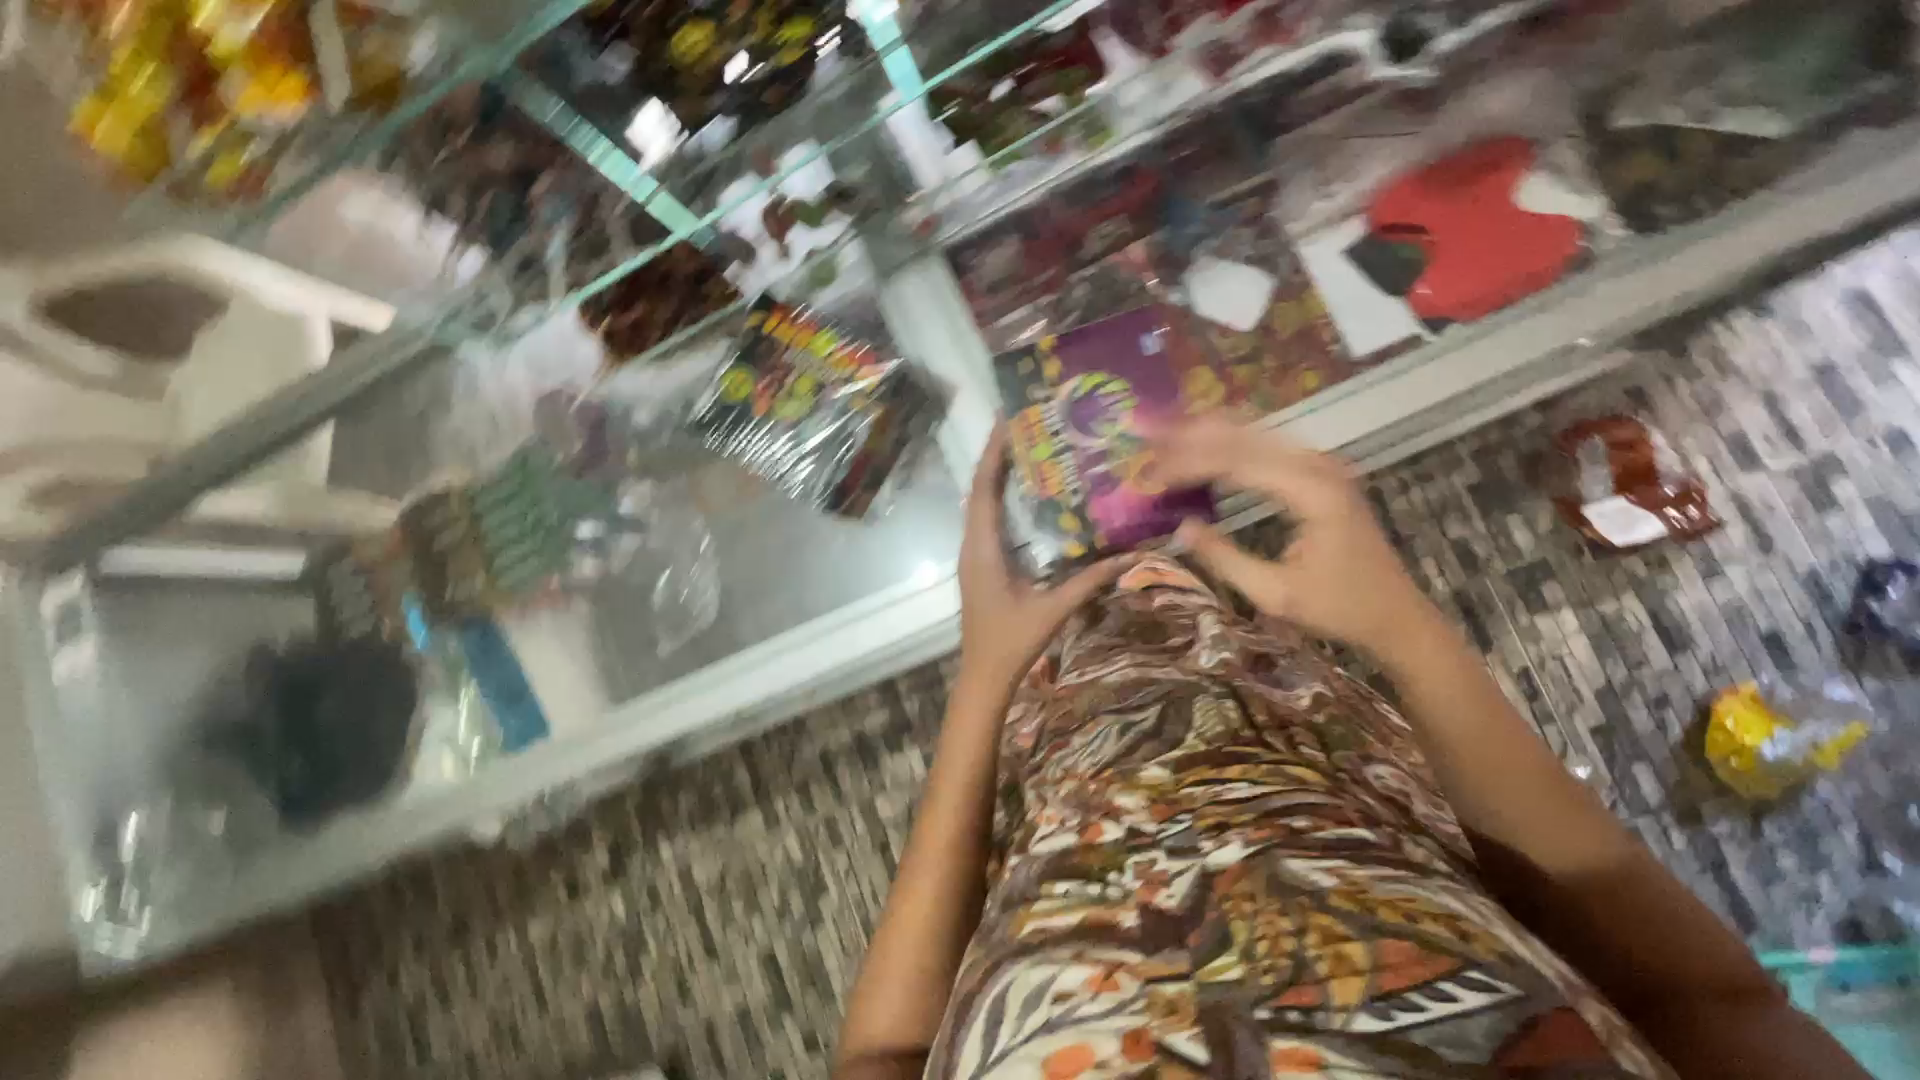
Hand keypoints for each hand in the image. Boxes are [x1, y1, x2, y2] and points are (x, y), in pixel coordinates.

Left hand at [956, 425, 1133, 699]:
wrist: (983, 675)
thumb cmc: (1012, 642)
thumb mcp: (1053, 610)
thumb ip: (1089, 581)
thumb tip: (1131, 556)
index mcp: (983, 549)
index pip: (983, 489)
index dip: (993, 453)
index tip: (1006, 419)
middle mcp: (973, 545)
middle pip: (979, 489)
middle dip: (997, 455)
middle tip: (1024, 424)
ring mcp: (973, 554)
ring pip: (980, 504)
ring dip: (997, 475)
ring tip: (1026, 447)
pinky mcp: (980, 564)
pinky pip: (986, 520)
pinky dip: (999, 498)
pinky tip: (1023, 493)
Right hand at [1150, 414, 1444, 658]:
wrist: (1396, 615)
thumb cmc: (1338, 609)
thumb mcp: (1275, 594)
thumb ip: (1225, 558)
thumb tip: (1180, 527)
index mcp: (1312, 492)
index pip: (1237, 462)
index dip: (1188, 464)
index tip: (1148, 474)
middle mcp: (1319, 466)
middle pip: (1244, 433)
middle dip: (1190, 432)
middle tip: (1144, 430)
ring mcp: (1322, 465)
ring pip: (1255, 431)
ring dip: (1207, 431)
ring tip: (1162, 429)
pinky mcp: (1319, 474)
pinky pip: (1268, 444)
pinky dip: (1230, 440)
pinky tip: (1201, 438)